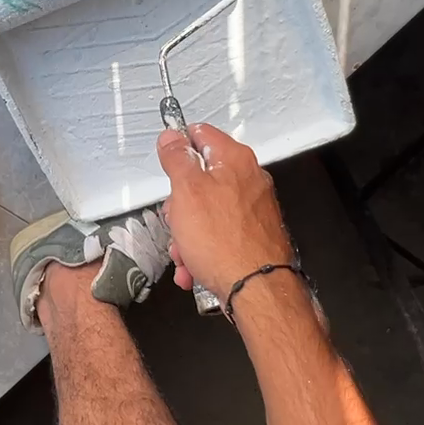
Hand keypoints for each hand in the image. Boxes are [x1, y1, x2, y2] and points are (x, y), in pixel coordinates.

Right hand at [155, 124, 293, 294]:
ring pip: (207, 210)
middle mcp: (249, 179)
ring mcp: (253, 208)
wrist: (256, 290)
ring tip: (184, 253)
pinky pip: (220, 234)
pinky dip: (204, 249)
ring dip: (188, 233)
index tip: (167, 166)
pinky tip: (195, 267)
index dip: (178, 148)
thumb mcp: (187, 191)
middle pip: (201, 177)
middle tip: (176, 220)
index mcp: (235, 160)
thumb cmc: (225, 243)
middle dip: (180, 204)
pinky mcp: (254, 234)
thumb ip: (177, 158)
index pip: (201, 134)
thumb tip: (171, 137)